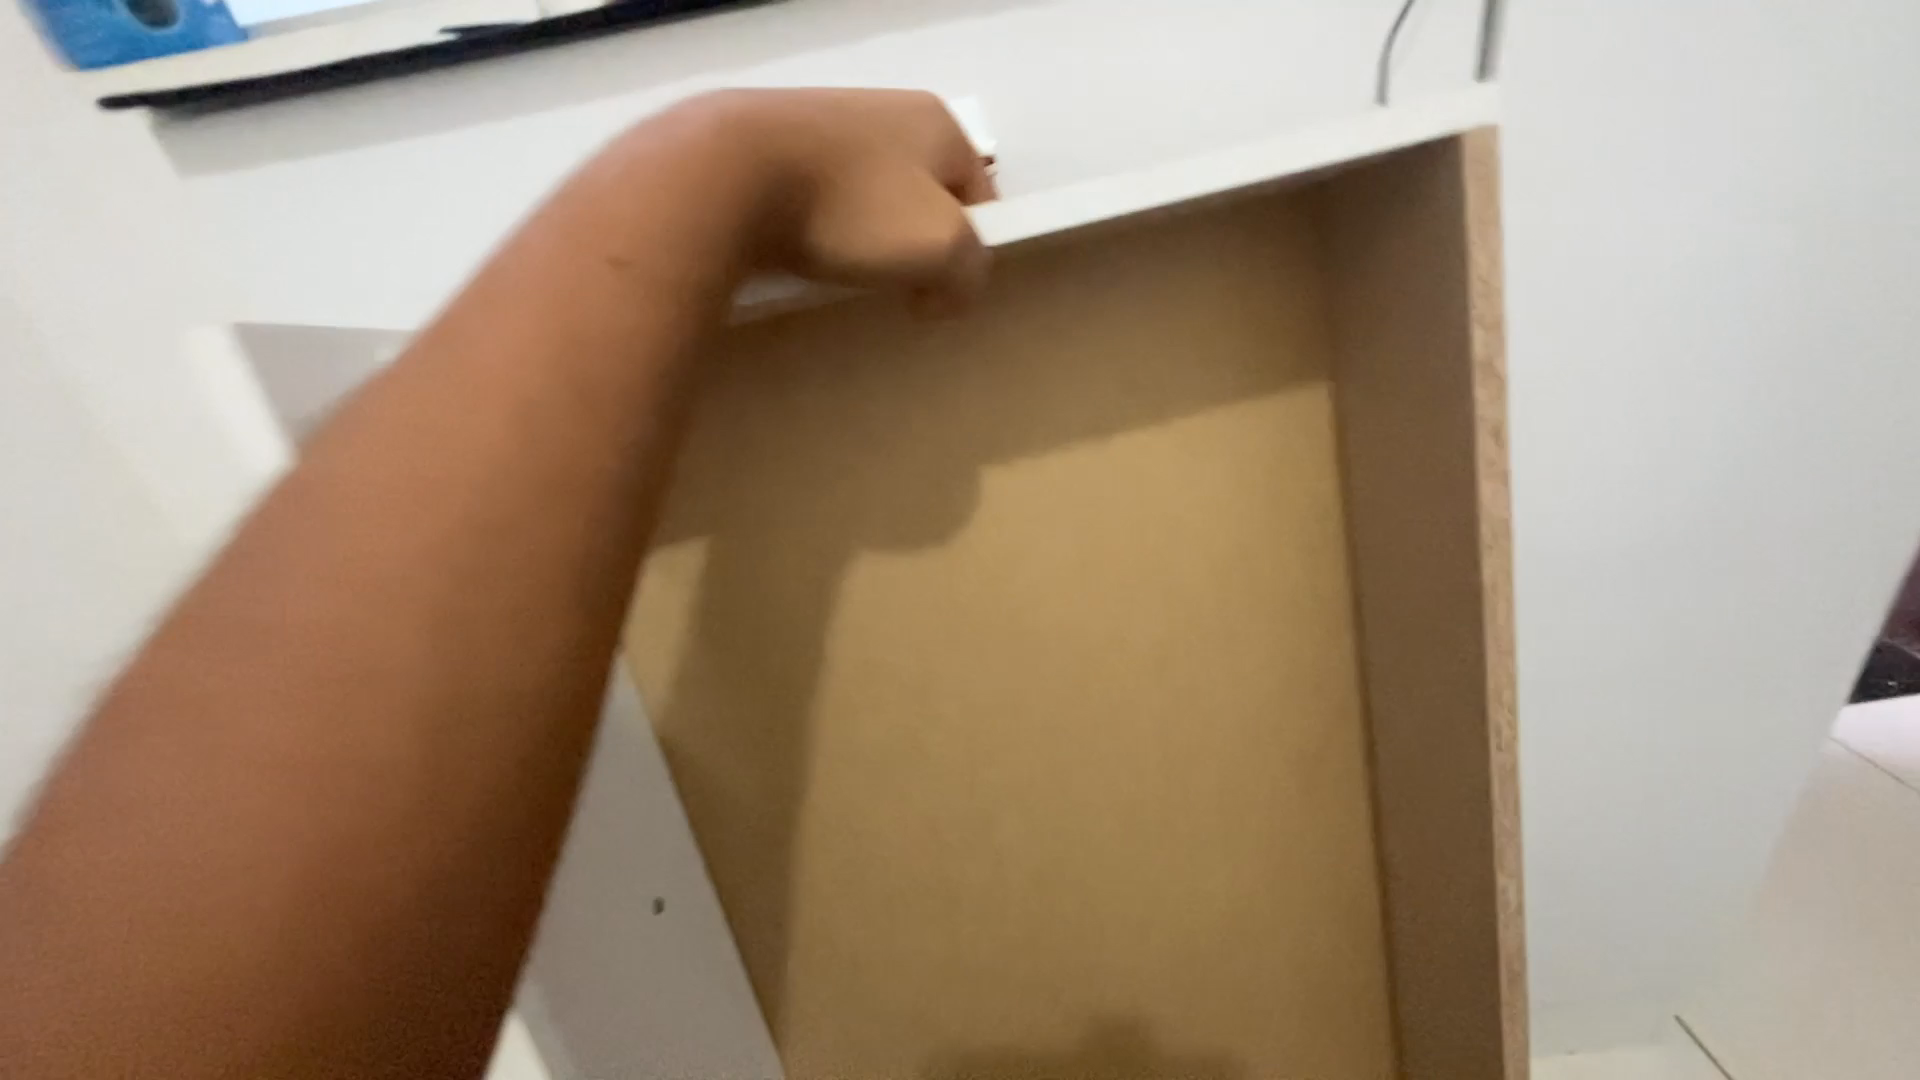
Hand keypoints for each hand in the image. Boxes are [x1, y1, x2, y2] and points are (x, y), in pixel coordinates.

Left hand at [681, 88, 997, 316]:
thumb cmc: (852, 208)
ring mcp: (827, 125)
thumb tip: (953, 291)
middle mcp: (887, 112)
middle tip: (899, 291)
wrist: (729, 175)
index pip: (980, 197)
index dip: (973, 252)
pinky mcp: (777, 147)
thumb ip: (972, 270)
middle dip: (919, 251)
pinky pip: (823, 201)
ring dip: (871, 246)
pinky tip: (810, 257)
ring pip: (873, 202)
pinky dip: (826, 234)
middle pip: (926, 200)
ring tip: (850, 278)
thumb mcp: (942, 246)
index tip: (941, 296)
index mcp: (938, 124)